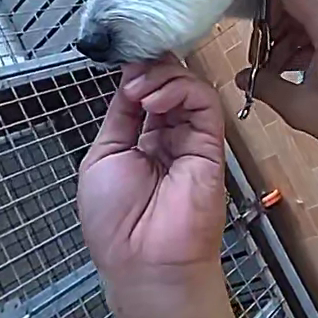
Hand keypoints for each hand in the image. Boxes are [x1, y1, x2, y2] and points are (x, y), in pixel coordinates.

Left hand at [78, 56, 228, 300]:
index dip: (138, 73)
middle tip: (133, 76)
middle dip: (150, 70)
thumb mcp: (103, 157)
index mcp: (141, 140)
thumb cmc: (116, 220)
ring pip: (190, 88)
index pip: (147, 93)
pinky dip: (183, 90)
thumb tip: (130, 81)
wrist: (145, 257)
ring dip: (164, 78)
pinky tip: (157, 99)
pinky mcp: (213, 143)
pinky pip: (206, 105)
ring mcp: (192, 139)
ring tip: (142, 91)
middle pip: (169, 85)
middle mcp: (169, 135)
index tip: (125, 59)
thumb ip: (121, 117)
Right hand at [235, 0, 317, 152]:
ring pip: (314, 17)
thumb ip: (266, 86)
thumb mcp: (302, 107)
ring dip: (294, 40)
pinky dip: (313, 42)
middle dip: (278, 32)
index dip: (269, 10)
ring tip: (282, 70)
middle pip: (300, 6)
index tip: (263, 39)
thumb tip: (243, 77)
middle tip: (267, 62)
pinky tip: (303, 69)